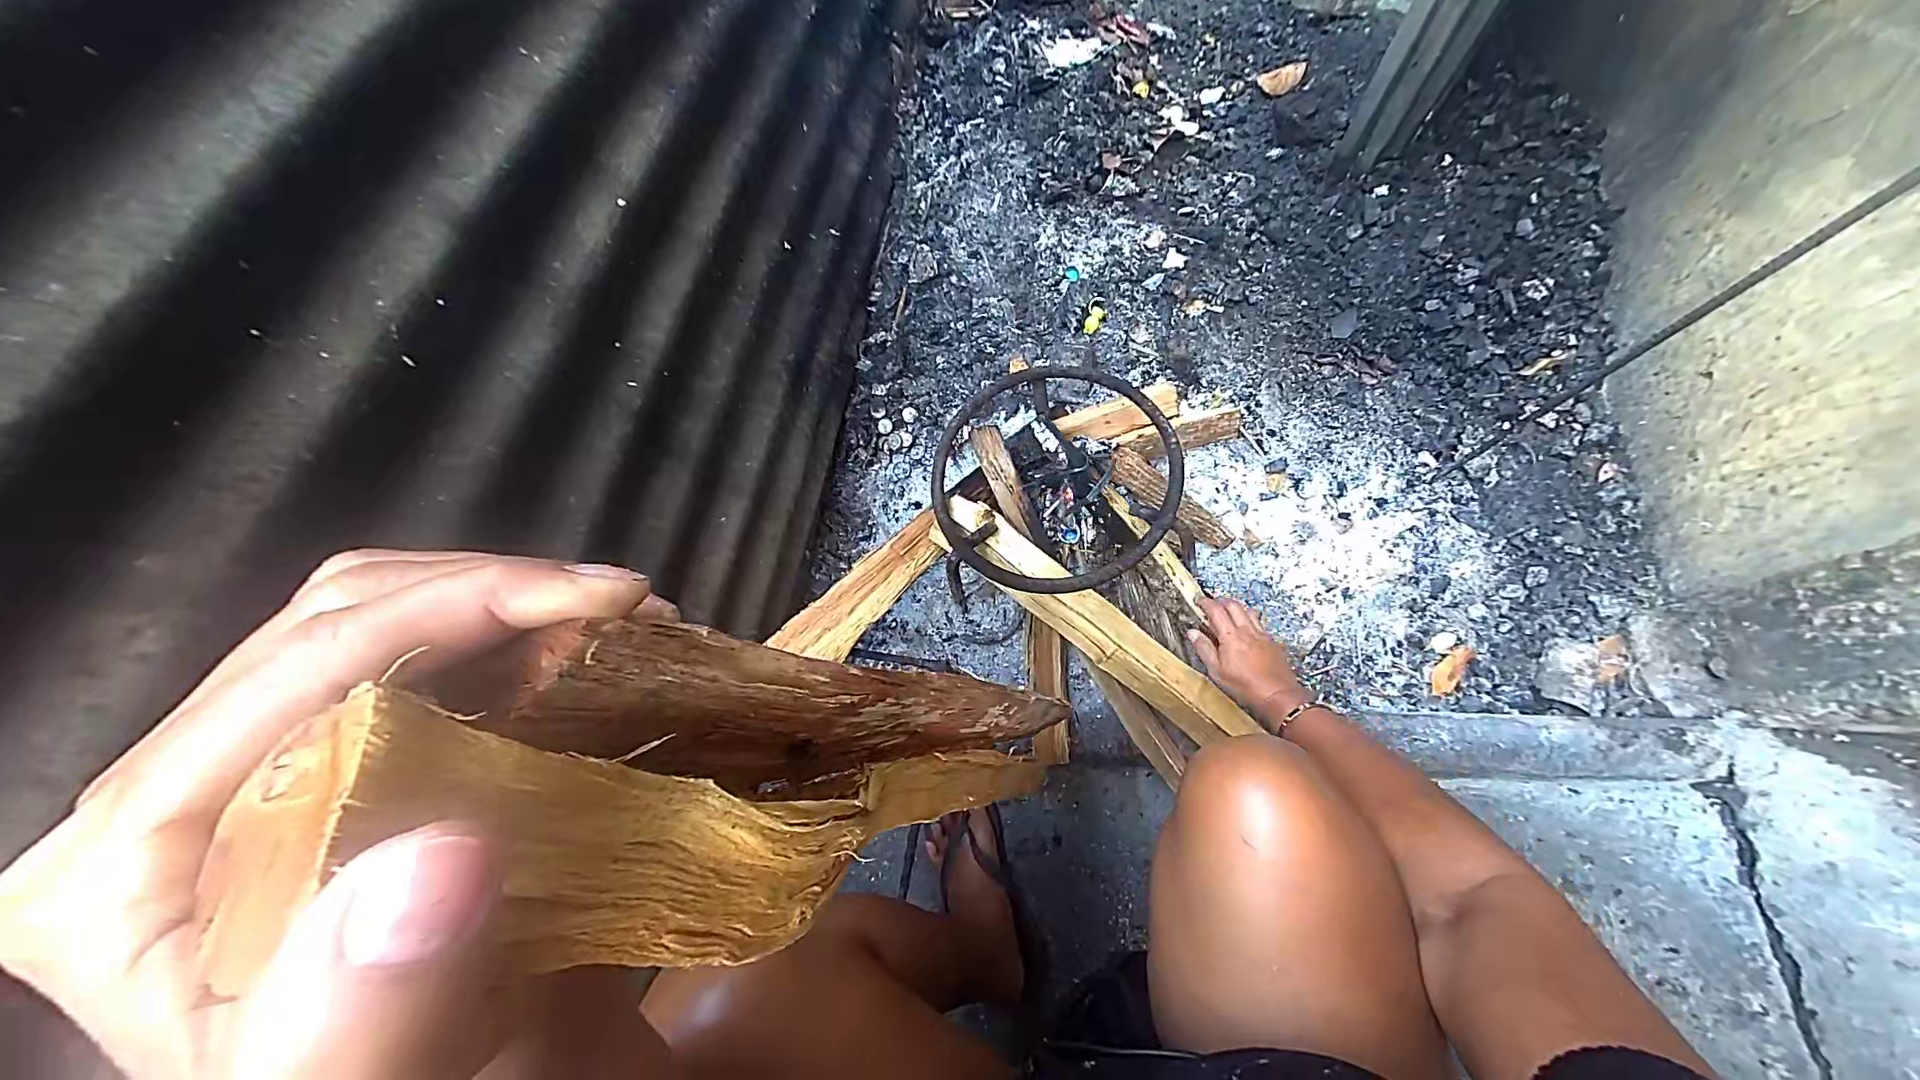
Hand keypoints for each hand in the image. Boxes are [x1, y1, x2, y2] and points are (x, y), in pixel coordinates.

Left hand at [0, 551, 673, 1079]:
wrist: (476, 1066)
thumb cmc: (420, 1076)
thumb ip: (374, 1020)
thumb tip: (441, 858)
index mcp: (141, 856)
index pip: (301, 668)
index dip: (464, 606)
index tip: (601, 601)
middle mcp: (203, 779)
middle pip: (350, 610)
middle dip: (510, 588)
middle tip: (630, 605)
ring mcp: (292, 748)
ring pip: (399, 603)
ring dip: (527, 595)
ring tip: (628, 616)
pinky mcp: (374, 737)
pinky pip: (443, 641)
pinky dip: (529, 621)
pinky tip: (594, 637)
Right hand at [1187, 597, 1310, 719]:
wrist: (1277, 695)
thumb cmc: (1245, 686)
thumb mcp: (1216, 670)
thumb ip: (1204, 648)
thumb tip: (1193, 633)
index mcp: (1230, 636)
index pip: (1216, 610)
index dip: (1206, 602)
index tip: (1199, 601)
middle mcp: (1247, 631)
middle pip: (1234, 605)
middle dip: (1221, 600)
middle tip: (1212, 603)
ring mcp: (1262, 635)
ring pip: (1248, 611)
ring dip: (1237, 606)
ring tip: (1229, 610)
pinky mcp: (1272, 642)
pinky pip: (1260, 622)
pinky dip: (1250, 618)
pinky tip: (1247, 627)